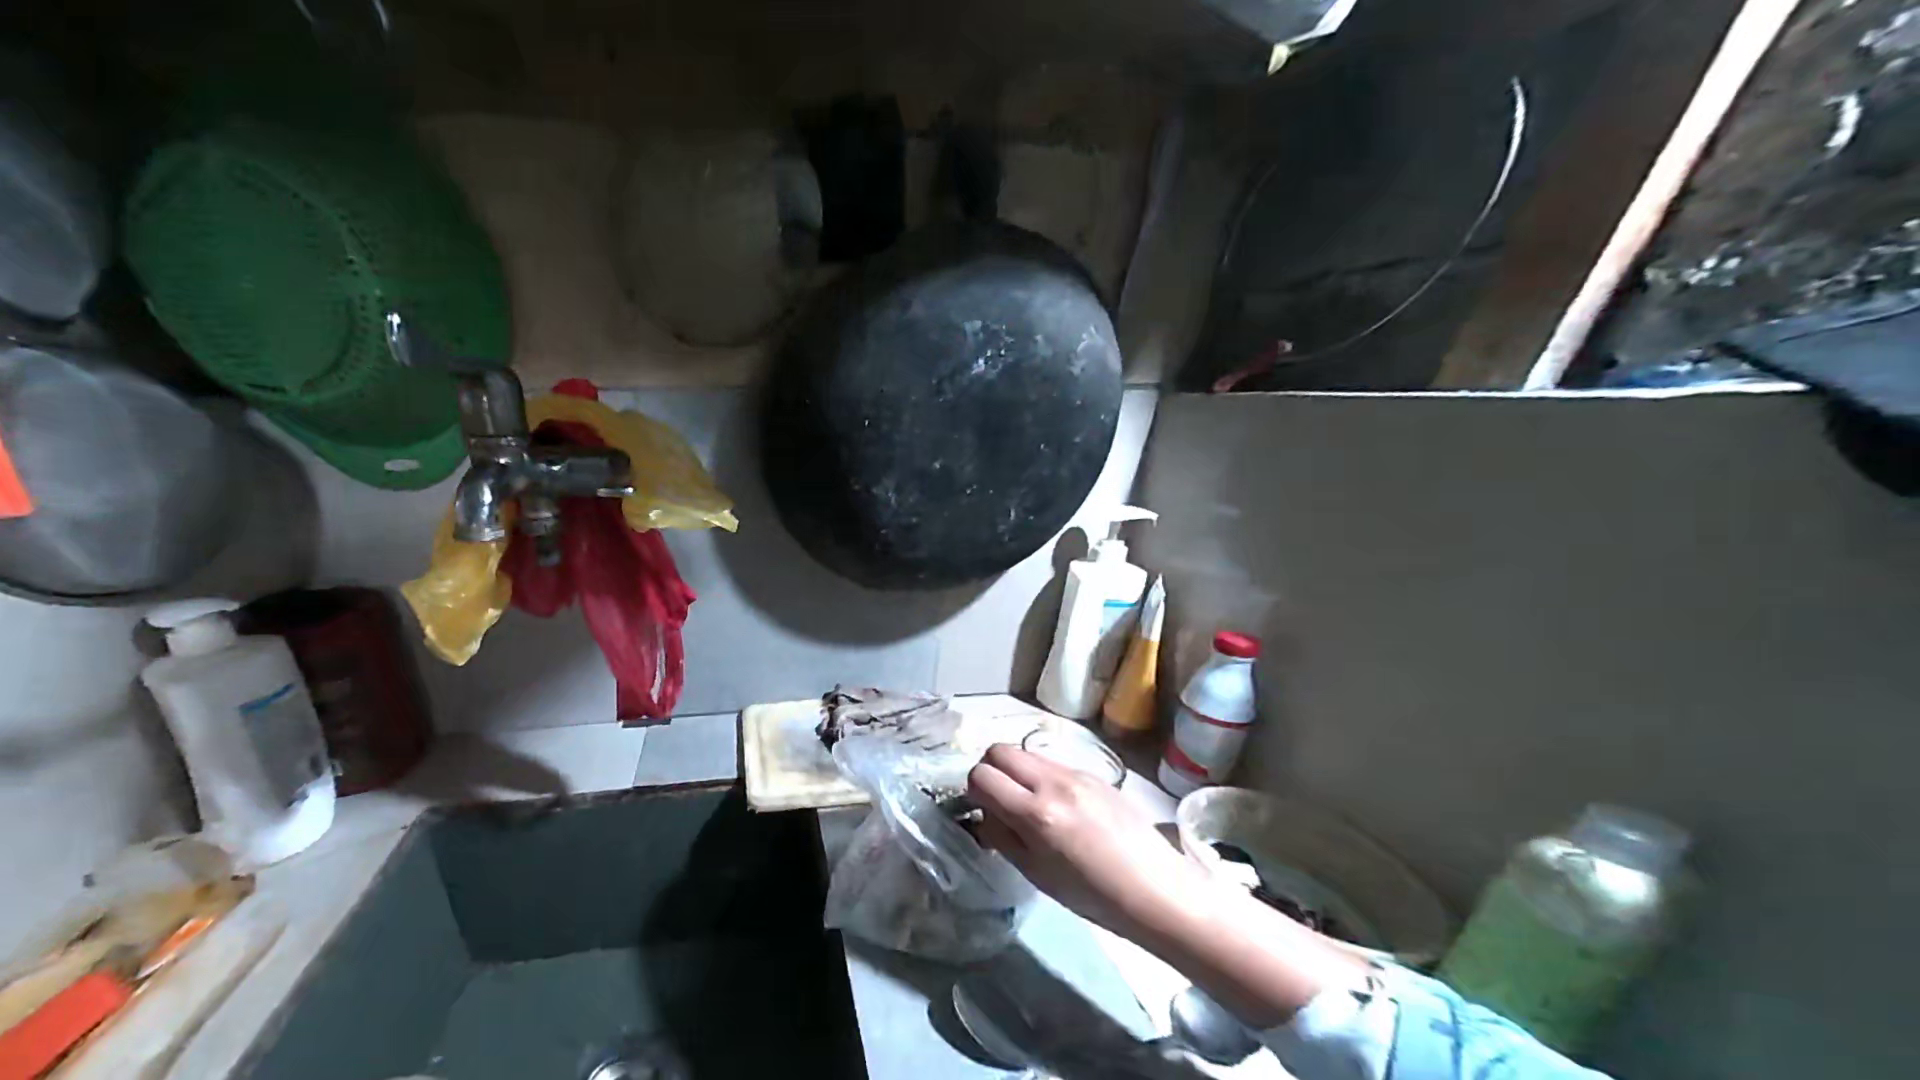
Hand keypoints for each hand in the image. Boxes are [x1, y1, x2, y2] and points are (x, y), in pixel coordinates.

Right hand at [967, 743, 1370, 1026]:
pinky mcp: (1095, 774)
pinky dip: (1042, 776)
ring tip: (1028, 804)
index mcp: (1037, 813)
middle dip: (990, 770)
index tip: (982, 811)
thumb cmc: (1094, 896)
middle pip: (1000, 750)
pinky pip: (1054, 763)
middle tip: (998, 800)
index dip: (974, 792)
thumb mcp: (1037, 875)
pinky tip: (1059, 807)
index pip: (982, 775)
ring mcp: (1077, 774)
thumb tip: (984, 812)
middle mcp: (1054, 783)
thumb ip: (1004, 837)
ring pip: (1027, 752)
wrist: (1158, 891)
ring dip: (1017, 771)